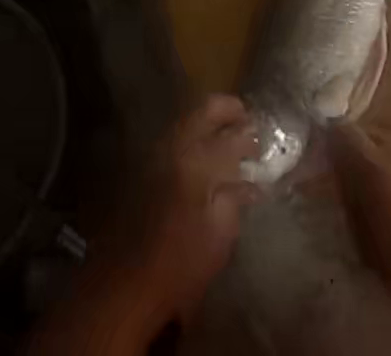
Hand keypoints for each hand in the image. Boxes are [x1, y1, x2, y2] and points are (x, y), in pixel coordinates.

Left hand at [118, 93, 259, 318]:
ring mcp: (153, 152)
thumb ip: (236, 198)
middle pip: (203, 110)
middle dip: (228, 110)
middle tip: (246, 119)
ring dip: (208, 120)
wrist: (127, 280)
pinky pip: (172, 137)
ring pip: (185, 119)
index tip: (263, 143)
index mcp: (196, 163)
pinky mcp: (141, 164)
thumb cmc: (180, 264)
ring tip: (227, 135)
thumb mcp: (220, 234)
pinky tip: (202, 154)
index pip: (232, 137)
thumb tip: (251, 182)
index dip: (251, 137)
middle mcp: (173, 147)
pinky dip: (191, 135)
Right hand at [331, 124, 390, 355]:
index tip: (327, 158)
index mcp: (376, 164)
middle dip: (362, 150)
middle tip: (358, 178)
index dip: (331, 142)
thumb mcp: (366, 240)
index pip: (341, 131)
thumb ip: (350, 199)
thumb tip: (339, 176)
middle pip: (372, 133)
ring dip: (390, 158)